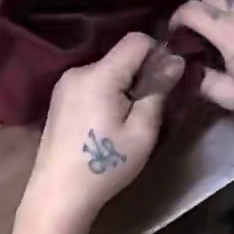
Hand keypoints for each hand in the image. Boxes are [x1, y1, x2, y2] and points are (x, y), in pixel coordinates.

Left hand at [21, 33, 183, 233]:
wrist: (58, 194)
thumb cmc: (105, 166)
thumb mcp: (142, 131)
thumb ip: (158, 90)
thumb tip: (175, 59)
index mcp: (99, 75)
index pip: (136, 40)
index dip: (157, 52)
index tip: (167, 80)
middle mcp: (78, 71)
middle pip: (120, 57)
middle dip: (140, 74)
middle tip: (149, 109)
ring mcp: (65, 83)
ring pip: (107, 70)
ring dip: (123, 86)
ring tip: (126, 121)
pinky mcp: (59, 97)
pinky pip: (92, 82)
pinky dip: (106, 93)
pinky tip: (106, 124)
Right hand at [169, 0, 233, 132]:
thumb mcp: (232, 98)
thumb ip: (201, 80)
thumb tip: (184, 67)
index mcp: (230, 30)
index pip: (190, 9)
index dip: (176, 19)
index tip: (176, 34)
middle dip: (200, 12)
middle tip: (201, 35)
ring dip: (224, 13)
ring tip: (230, 37)